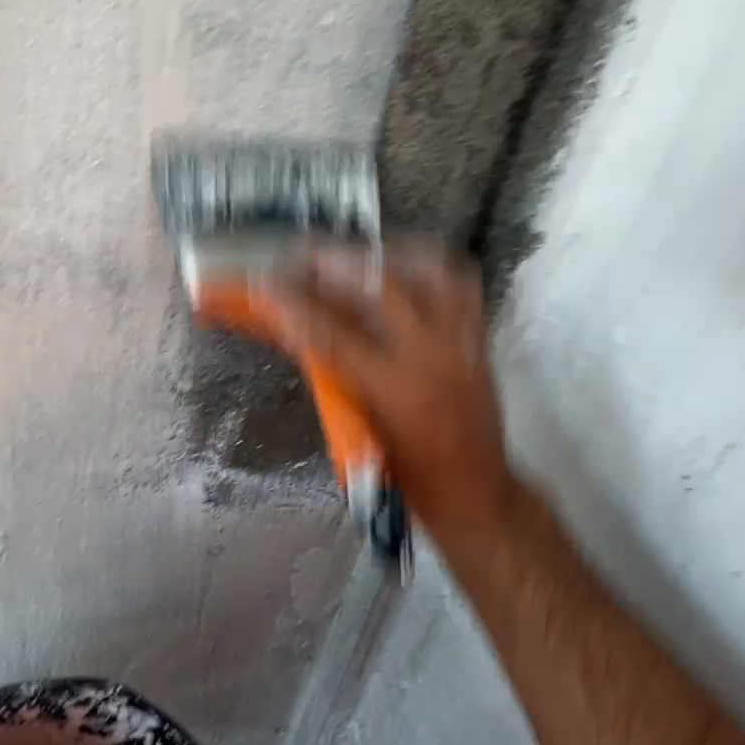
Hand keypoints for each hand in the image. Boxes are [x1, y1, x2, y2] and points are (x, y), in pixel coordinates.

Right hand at [259, 242, 515, 530]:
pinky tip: (401, 264)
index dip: (294, 306)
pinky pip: (459, 283)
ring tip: (352, 251)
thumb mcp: (358, 434)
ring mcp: (461, 342)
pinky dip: (428, 267)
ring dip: (385, 255)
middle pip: (381, 287)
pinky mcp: (480, 338)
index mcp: (394, 390)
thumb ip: (331, 379)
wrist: (475, 493)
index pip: (333, 334)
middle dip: (336, 263)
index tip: (264, 284)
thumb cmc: (408, 477)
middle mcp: (431, 356)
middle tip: (302, 255)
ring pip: (428, 272)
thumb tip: (295, 334)